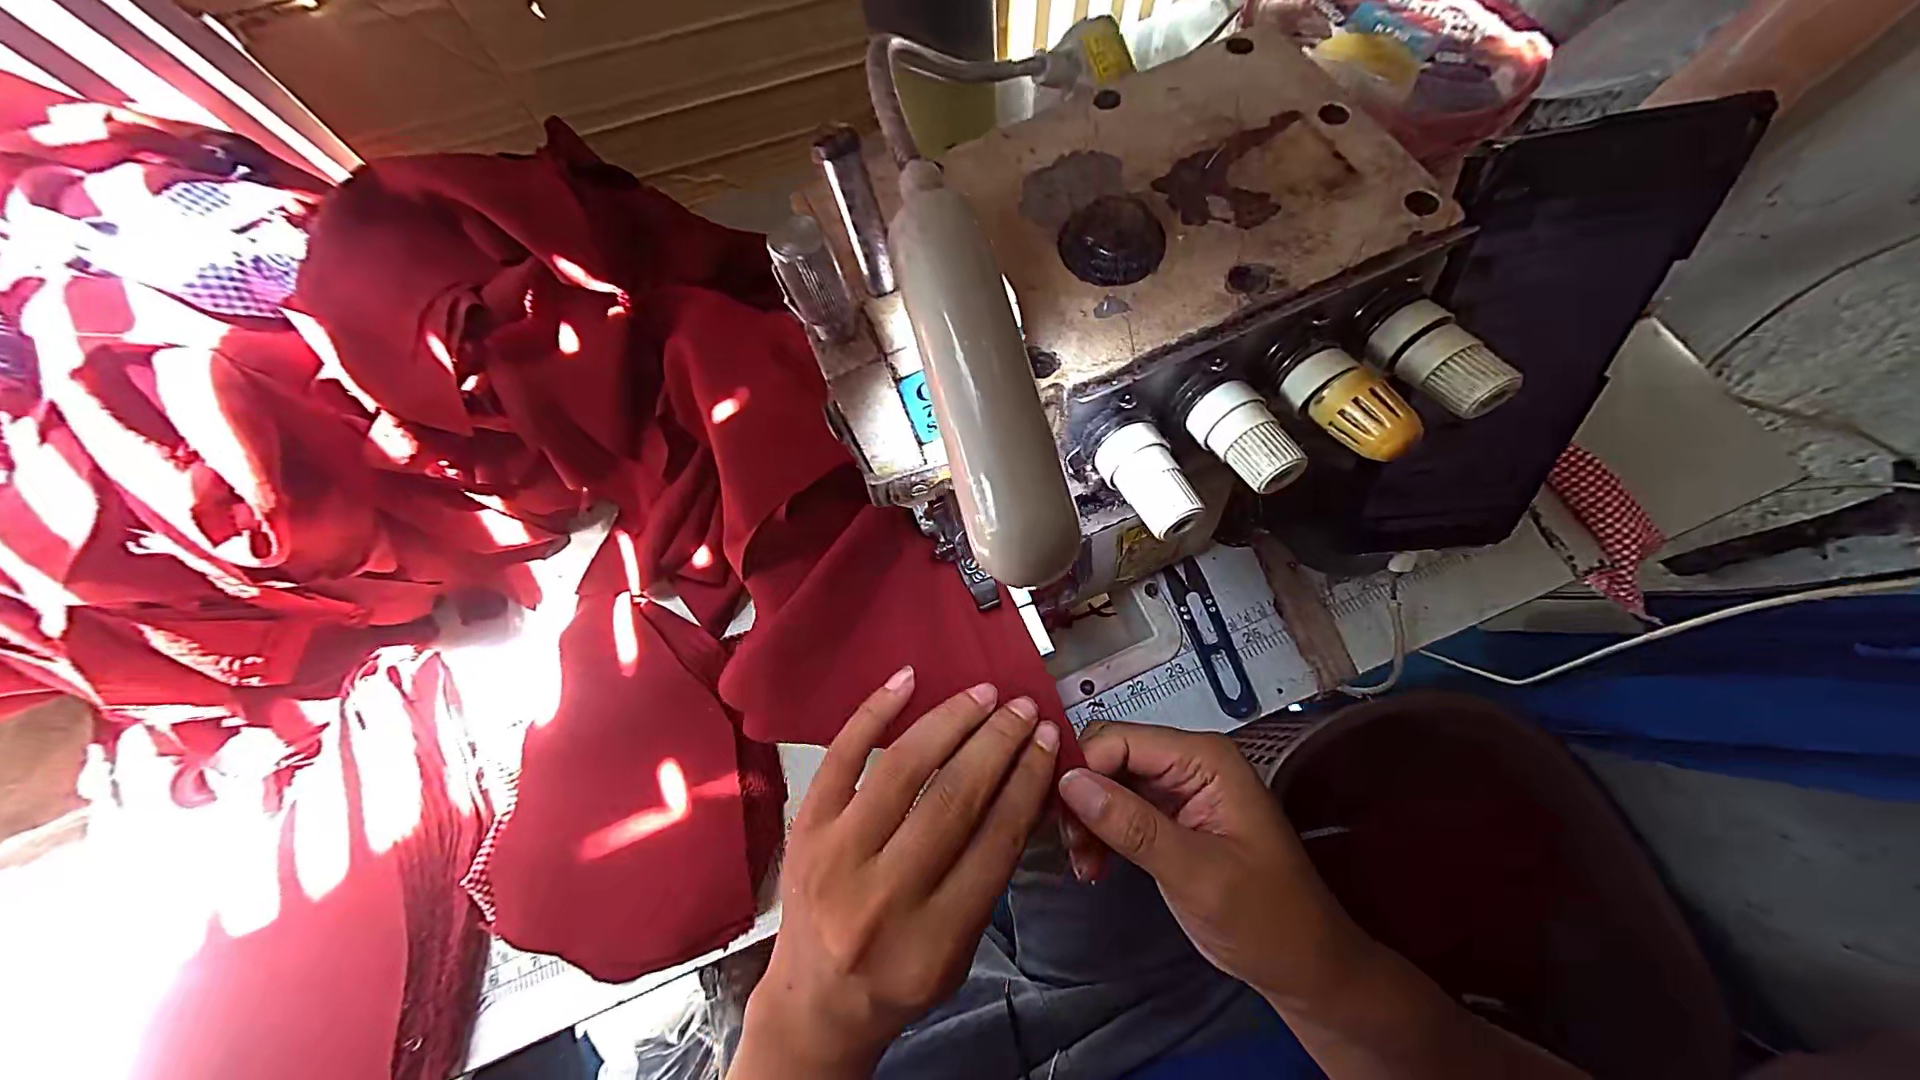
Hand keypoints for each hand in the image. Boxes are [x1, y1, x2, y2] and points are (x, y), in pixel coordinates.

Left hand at [732, 669, 1060, 1078]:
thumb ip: (989, 870)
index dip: (1028, 779)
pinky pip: (842, 755)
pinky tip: (907, 681)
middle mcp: (881, 896)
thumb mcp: (960, 946)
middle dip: (997, 742)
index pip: (995, 838)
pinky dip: (875, 712)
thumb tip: (1022, 784)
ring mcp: (835, 855)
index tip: (1046, 741)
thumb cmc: (897, 976)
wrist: (816, 1002)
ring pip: (902, 767)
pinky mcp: (805, 827)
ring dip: (950, 721)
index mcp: (932, 939)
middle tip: (1022, 709)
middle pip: (953, 797)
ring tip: (983, 695)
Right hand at [1055, 722, 1365, 1004]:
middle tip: (1071, 846)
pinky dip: (1099, 832)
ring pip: (1105, 782)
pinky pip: (1116, 807)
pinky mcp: (1166, 814)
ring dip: (1087, 819)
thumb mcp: (1198, 874)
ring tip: (1084, 864)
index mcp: (1203, 758)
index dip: (1083, 768)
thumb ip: (1132, 825)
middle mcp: (1186, 761)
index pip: (1120, 739)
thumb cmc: (1267, 919)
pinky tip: (1094, 864)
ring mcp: (1176, 787)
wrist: (1305, 967)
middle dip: (1081, 796)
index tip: (1059, 814)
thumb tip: (1069, 782)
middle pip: (1108, 756)